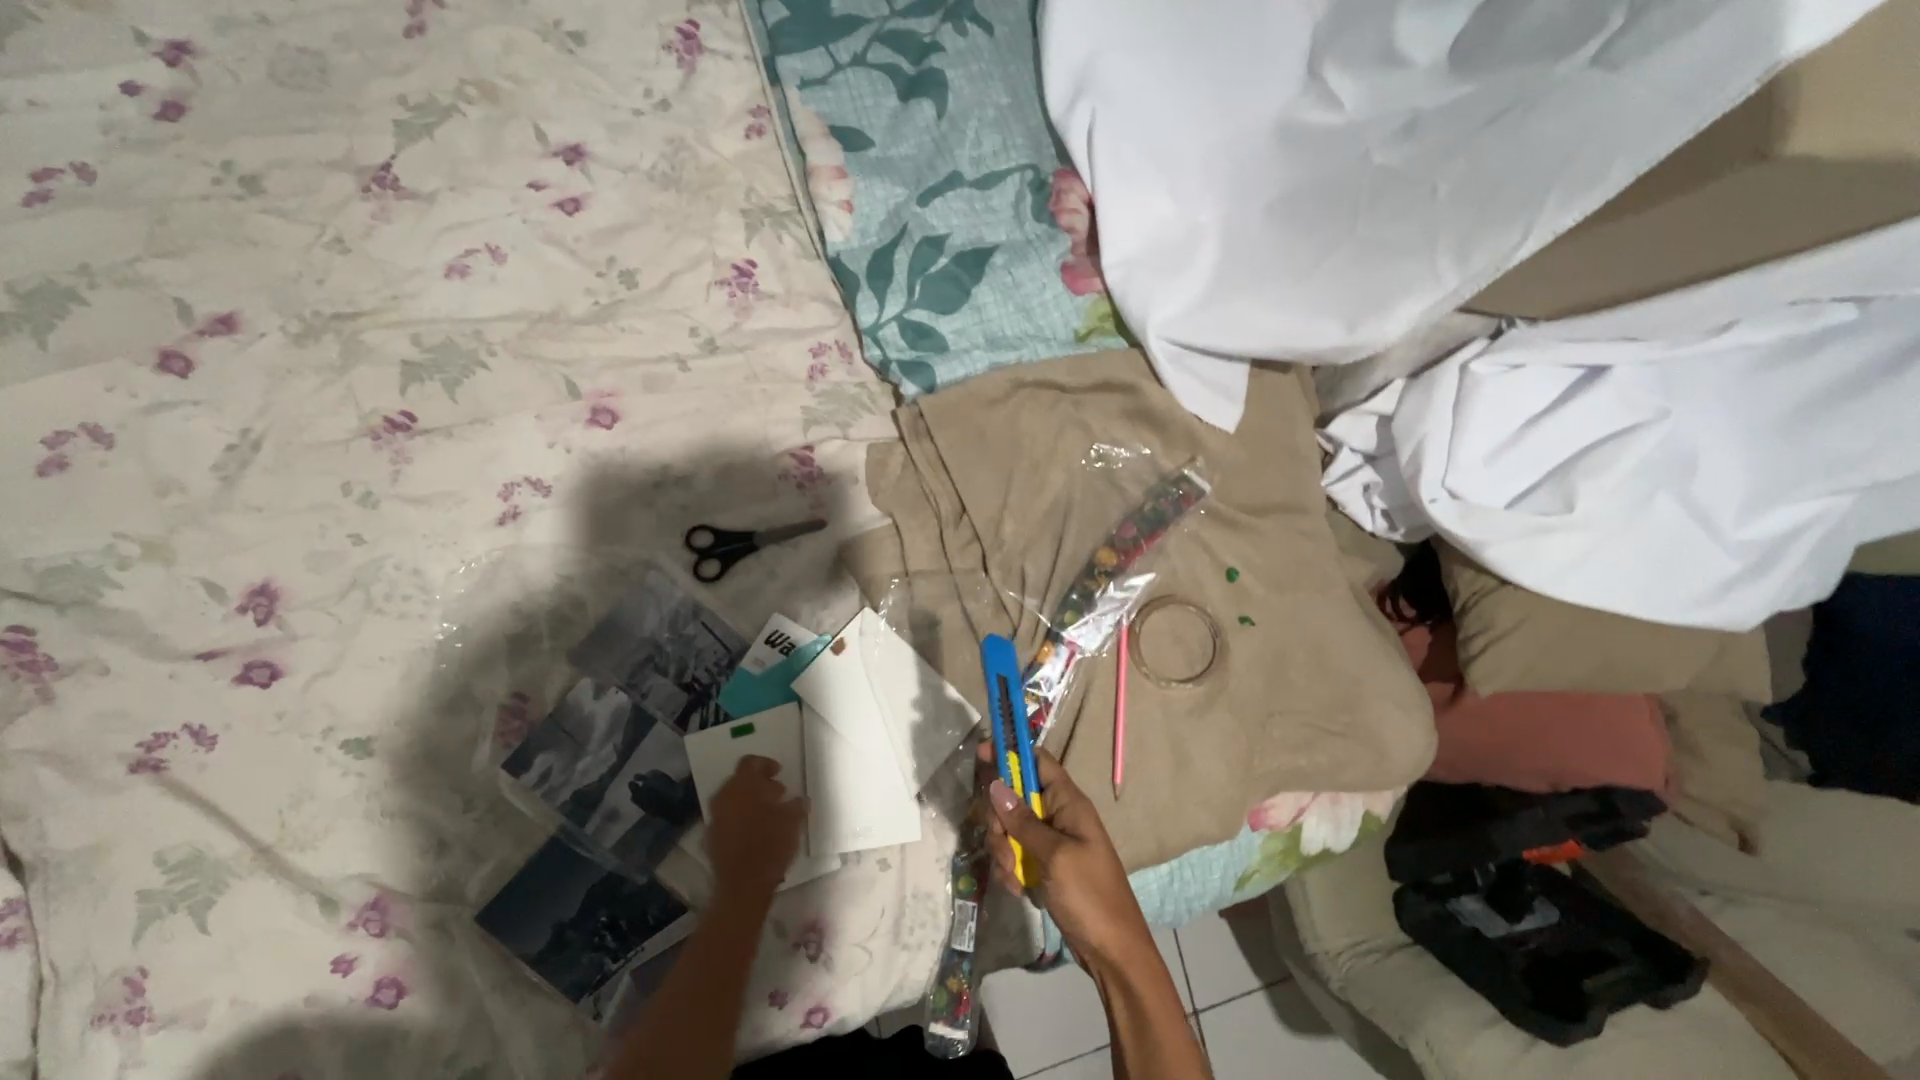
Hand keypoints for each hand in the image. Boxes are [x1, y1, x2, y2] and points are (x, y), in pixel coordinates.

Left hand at [706, 756, 806, 903]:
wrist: (742, 885)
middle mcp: (723, 797)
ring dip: (749, 802)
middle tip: (778, 794)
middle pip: (739, 782)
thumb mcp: (793, 821)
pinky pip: (728, 819)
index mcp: (742, 786)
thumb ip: (796, 805)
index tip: (779, 773)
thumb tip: (799, 799)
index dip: (766, 764)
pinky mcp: (711, 839)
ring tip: (770, 814)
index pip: (750, 763)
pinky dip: (741, 819)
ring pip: (732, 801)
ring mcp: (714, 818)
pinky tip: (756, 832)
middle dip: (758, 785)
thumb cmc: (770, 845)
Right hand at [975, 743, 1150, 969]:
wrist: (1111, 950)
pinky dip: (1011, 871)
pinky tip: (1019, 890)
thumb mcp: (1055, 856)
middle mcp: (1058, 816)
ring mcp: (1050, 842)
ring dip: (1004, 852)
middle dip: (1000, 822)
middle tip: (1005, 848)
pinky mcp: (1043, 866)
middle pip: (1014, 797)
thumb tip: (995, 784)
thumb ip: (1023, 820)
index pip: (1038, 761)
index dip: (1011, 753)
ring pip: (1009, 829)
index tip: (981, 753)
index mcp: (1069, 803)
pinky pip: (1015, 856)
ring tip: (1016, 878)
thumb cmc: (1090, 895)